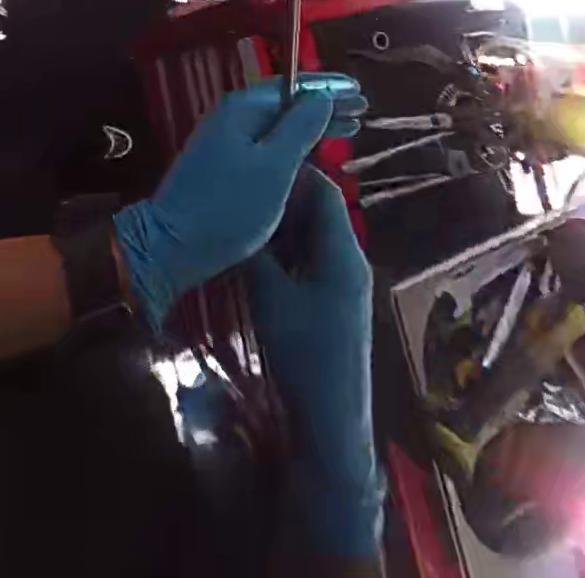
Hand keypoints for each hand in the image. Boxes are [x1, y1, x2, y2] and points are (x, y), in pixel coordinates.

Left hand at [114, 73, 364, 327]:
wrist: (173, 244)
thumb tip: (321, 97)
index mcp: (241, 109)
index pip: (291, 87)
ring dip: (311, 126)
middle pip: (284, 104)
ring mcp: (224, 142)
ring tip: (348, 128)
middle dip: (323, 107)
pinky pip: (267, 145)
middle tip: (362, 111)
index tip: (359, 91)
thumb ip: (299, 128)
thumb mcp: (274, 166)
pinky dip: (293, 145)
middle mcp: (230, 118)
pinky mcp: (222, 165)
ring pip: (276, 126)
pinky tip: (312, 153)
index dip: (326, 88)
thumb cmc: (229, 206)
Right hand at [245, 167, 382, 560]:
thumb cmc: (305, 355)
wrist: (331, 420)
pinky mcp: (331, 297)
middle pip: (317, 211)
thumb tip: (236, 217)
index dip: (292, 173)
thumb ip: (254, 254)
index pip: (322, 193)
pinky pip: (307, 257)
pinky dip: (284, 248)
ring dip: (279, 224)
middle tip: (241, 189)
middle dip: (280, 198)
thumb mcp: (271, 298)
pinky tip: (254, 250)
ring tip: (242, 214)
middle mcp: (348, 259)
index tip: (255, 163)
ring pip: (310, 234)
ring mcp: (341, 279)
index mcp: (343, 253)